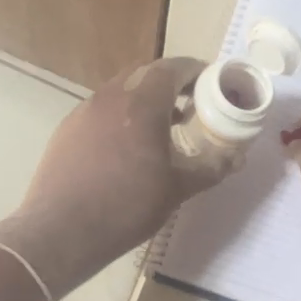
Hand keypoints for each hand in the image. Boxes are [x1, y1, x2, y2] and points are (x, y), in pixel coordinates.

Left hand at [0, 56, 208, 300]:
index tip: (210, 83)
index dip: (193, 71)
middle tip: (191, 104)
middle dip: (171, 83)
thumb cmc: (127, 207)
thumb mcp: (178, 190)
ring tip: (164, 128)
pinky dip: (124, 117)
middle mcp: (110, 98)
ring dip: (146, 100)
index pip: (171, 69)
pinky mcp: (68, 130)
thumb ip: (210, 168)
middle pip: (144, 74)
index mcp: (142, 106)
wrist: (63, 231)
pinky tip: (130, 148)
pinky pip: (103, 111)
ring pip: (121, 91)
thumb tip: (237, 158)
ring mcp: (84, 112)